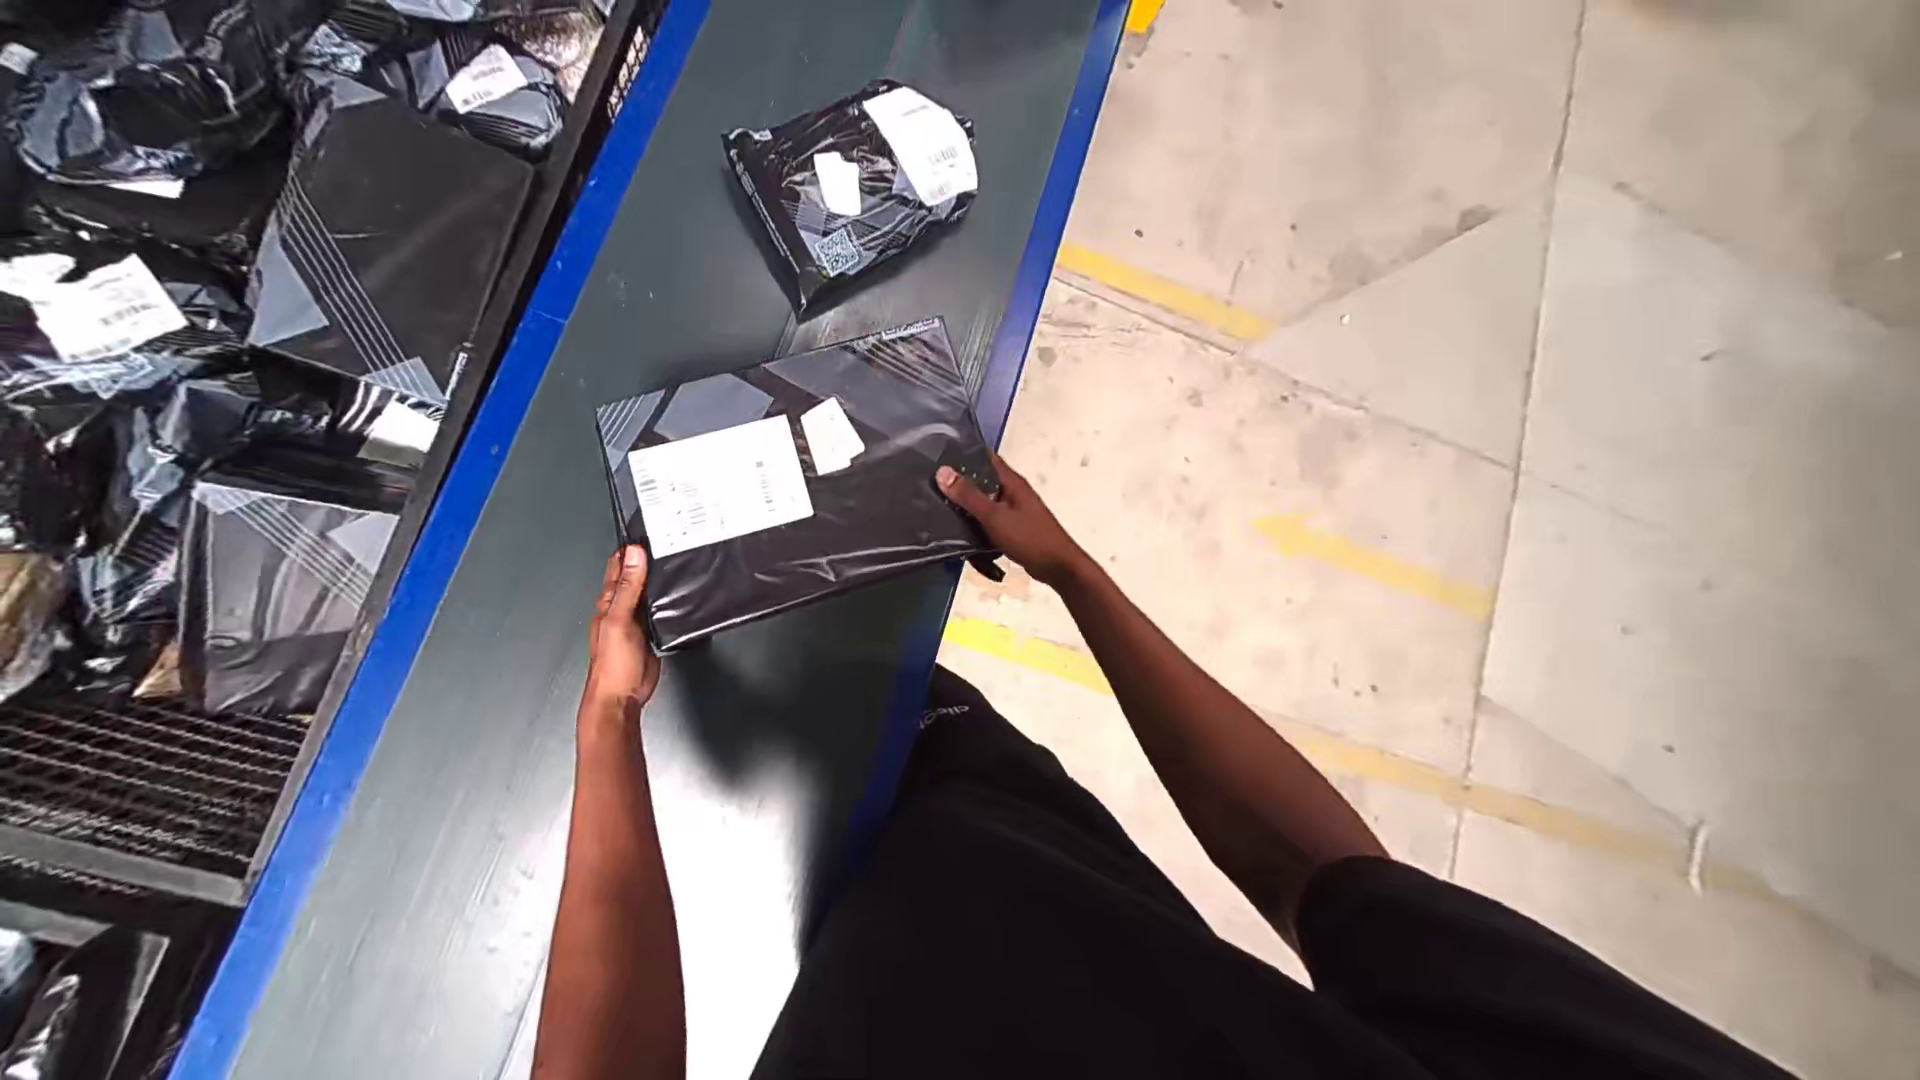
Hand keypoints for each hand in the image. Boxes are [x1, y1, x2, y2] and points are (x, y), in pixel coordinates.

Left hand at [584, 546, 662, 716]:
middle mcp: (620, 609)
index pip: (617, 567)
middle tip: (663, 541)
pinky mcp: (651, 634)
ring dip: (656, 579)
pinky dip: (666, 599)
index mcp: (607, 603)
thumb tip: (633, 554)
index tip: (645, 532)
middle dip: (644, 559)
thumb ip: (628, 587)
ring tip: (672, 561)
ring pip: (647, 593)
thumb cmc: (613, 664)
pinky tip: (676, 595)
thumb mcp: (620, 620)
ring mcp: (636, 622)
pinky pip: (658, 610)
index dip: (628, 549)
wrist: (621, 697)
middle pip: (633, 578)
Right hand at [936, 453, 1090, 587]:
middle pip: (983, 481)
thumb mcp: (994, 516)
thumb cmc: (1029, 538)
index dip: (964, 454)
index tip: (939, 456)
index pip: (986, 458)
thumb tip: (943, 472)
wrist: (1057, 567)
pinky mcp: (1013, 529)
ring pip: (985, 502)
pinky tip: (962, 531)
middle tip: (934, 486)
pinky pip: (990, 520)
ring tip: (942, 508)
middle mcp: (1014, 492)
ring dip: (968, 506)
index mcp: (1012, 482)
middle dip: (962, 483)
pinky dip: (977, 524)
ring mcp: (1014, 511)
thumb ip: (969, 495)